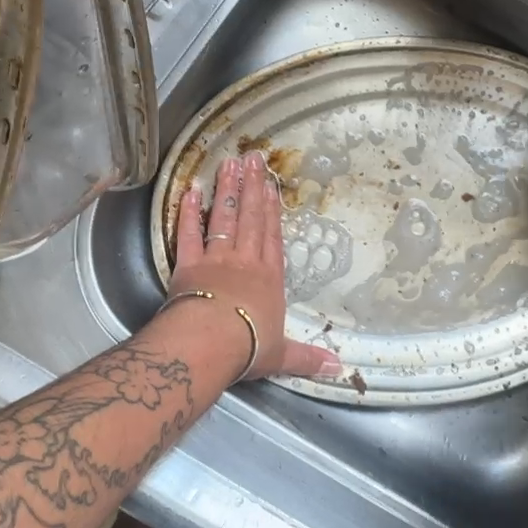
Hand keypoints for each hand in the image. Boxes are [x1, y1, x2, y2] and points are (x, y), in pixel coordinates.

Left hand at [168, 151, 339, 380]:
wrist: (210, 343)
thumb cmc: (249, 346)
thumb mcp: (282, 355)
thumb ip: (307, 358)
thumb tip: (339, 370)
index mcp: (269, 277)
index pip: (272, 236)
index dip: (271, 209)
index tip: (270, 185)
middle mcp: (245, 261)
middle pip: (250, 217)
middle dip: (252, 186)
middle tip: (253, 157)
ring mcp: (216, 259)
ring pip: (224, 218)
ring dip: (226, 190)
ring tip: (229, 163)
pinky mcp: (188, 265)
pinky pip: (188, 235)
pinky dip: (188, 213)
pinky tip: (189, 192)